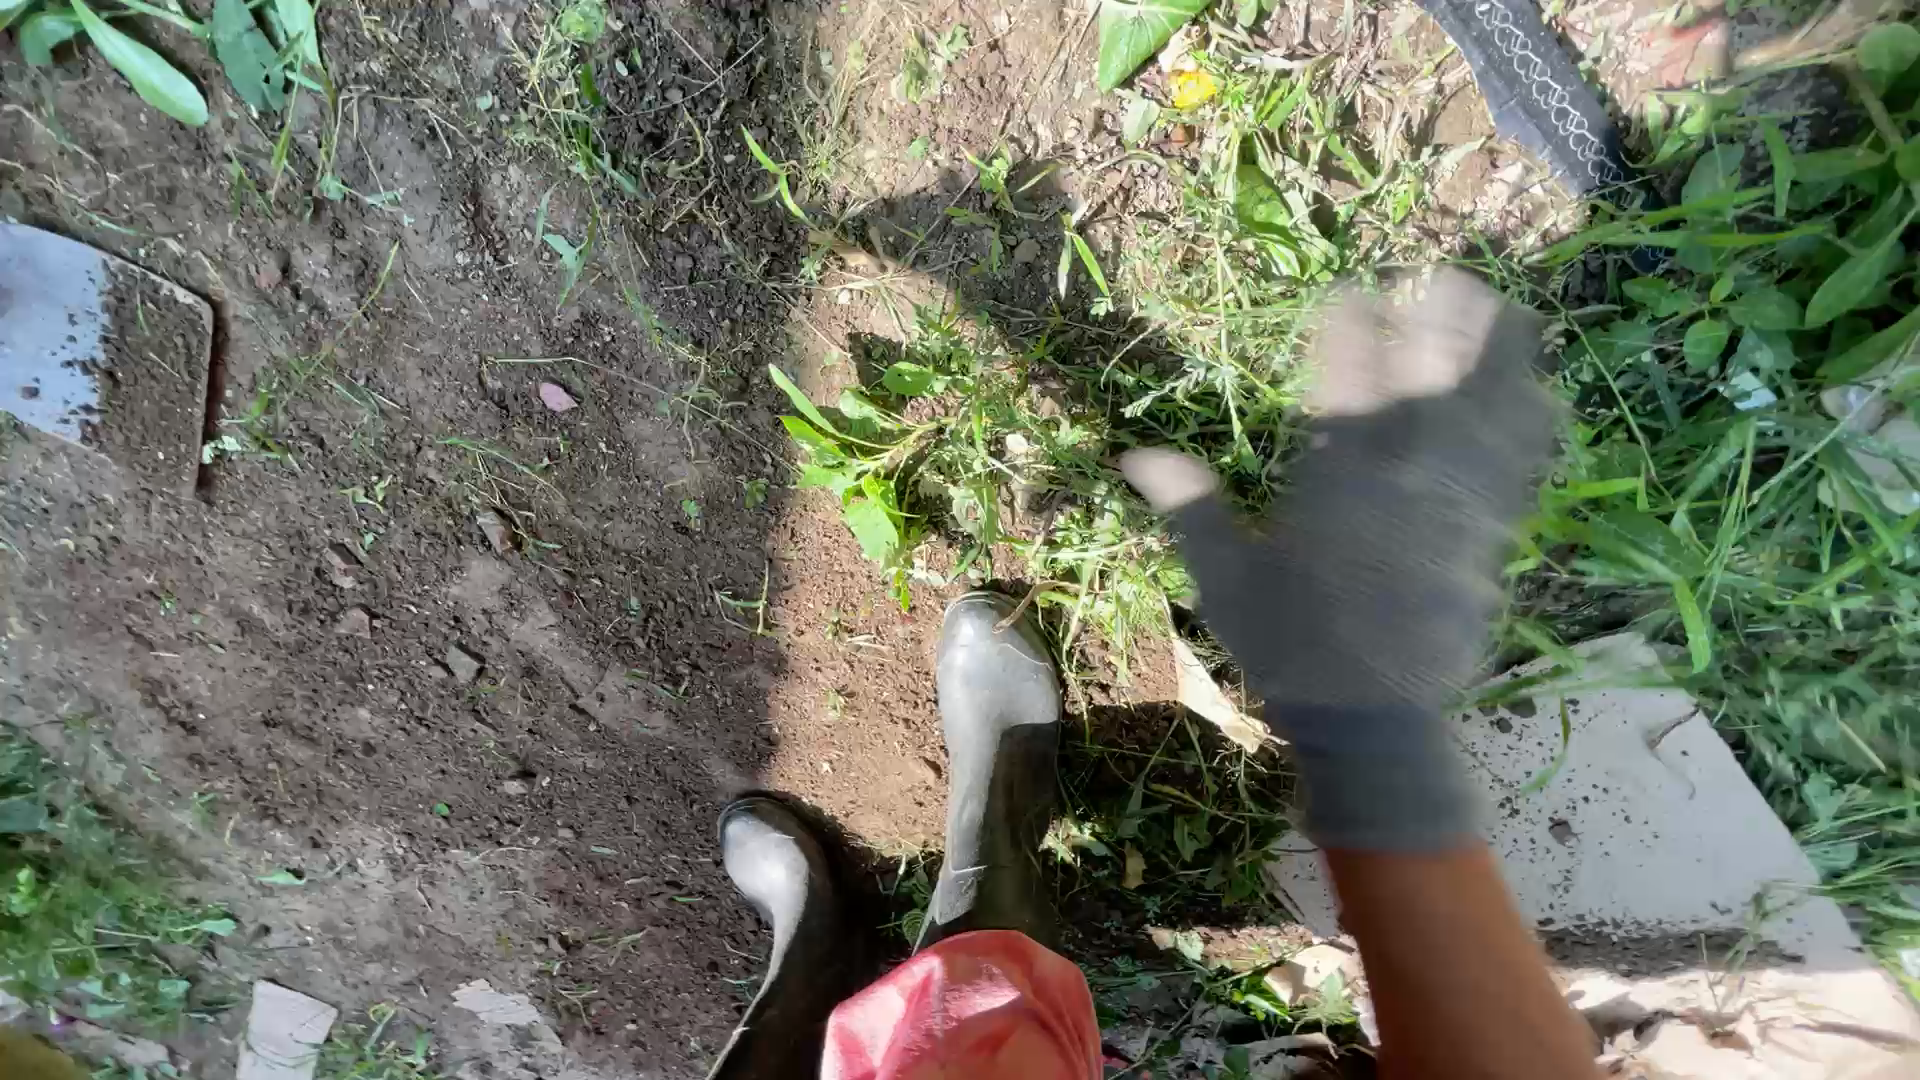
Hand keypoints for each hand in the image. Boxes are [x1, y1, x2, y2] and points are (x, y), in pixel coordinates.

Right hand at [1121, 268, 1554, 849]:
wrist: (1372, 718)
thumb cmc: (1287, 645)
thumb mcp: (1223, 578)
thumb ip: (1190, 507)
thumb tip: (1135, 454)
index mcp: (1331, 487)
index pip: (1341, 385)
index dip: (1347, 327)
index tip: (1348, 288)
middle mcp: (1402, 483)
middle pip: (1433, 377)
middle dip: (1438, 318)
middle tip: (1437, 273)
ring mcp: (1457, 506)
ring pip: (1494, 408)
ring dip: (1500, 350)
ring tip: (1499, 304)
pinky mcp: (1493, 536)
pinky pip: (1527, 462)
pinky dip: (1535, 416)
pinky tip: (1540, 388)